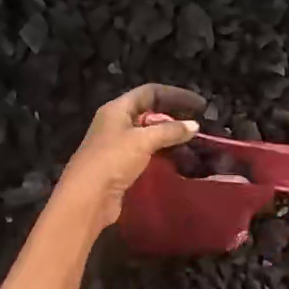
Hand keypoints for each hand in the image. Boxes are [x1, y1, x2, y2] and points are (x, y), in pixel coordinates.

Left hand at [55, 84, 204, 227]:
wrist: (88, 196)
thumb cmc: (112, 160)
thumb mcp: (142, 140)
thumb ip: (169, 131)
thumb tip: (193, 125)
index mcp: (116, 109)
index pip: (149, 92)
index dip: (175, 95)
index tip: (200, 105)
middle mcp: (115, 122)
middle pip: (149, 112)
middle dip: (174, 117)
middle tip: (199, 127)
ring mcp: (117, 144)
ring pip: (149, 134)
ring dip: (170, 138)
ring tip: (195, 146)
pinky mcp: (121, 164)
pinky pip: (147, 152)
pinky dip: (163, 153)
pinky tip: (180, 161)